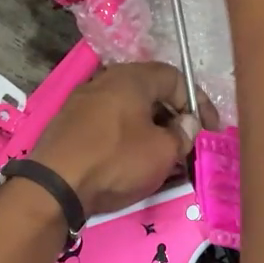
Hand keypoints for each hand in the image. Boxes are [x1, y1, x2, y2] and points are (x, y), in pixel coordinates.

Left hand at [27, 63, 212, 215]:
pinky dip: (125, 140)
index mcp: (132, 77)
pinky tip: (130, 162)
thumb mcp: (162, 152)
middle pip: (150, 94)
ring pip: (127, 112)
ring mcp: (82, 102)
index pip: (176, 78)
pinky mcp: (68, 126)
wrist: (54, 185)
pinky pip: (108, 126)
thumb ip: (182, 135)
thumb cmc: (115, 161)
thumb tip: (187, 125)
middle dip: (173, 119)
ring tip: (161, 158)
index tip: (209, 129)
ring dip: (149, 132)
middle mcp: (105, 80)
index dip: (198, 104)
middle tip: (186, 145)